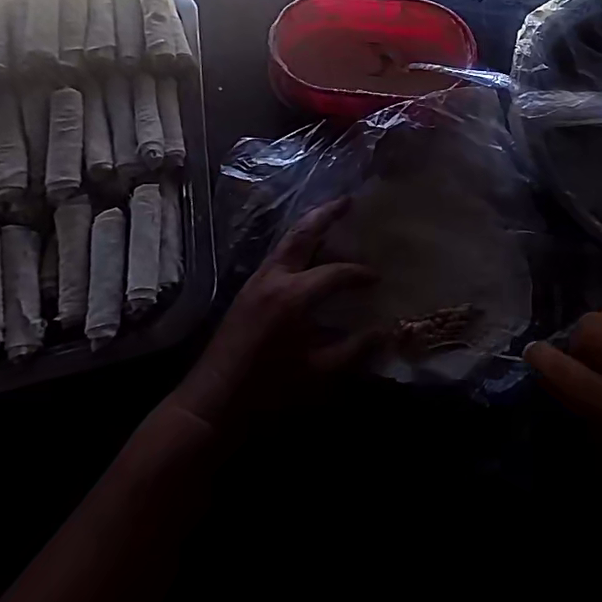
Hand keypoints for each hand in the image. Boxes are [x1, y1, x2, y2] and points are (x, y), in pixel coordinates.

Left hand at [168, 199, 376, 430]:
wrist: (214, 400)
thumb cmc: (269, 389)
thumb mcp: (319, 373)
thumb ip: (355, 350)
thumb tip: (386, 332)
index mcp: (294, 296)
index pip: (336, 273)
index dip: (360, 275)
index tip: (377, 279)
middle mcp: (274, 278)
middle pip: (303, 234)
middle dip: (327, 214)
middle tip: (348, 201)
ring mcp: (256, 281)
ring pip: (287, 242)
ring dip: (310, 228)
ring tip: (331, 220)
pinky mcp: (247, 290)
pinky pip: (277, 256)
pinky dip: (296, 246)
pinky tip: (307, 255)